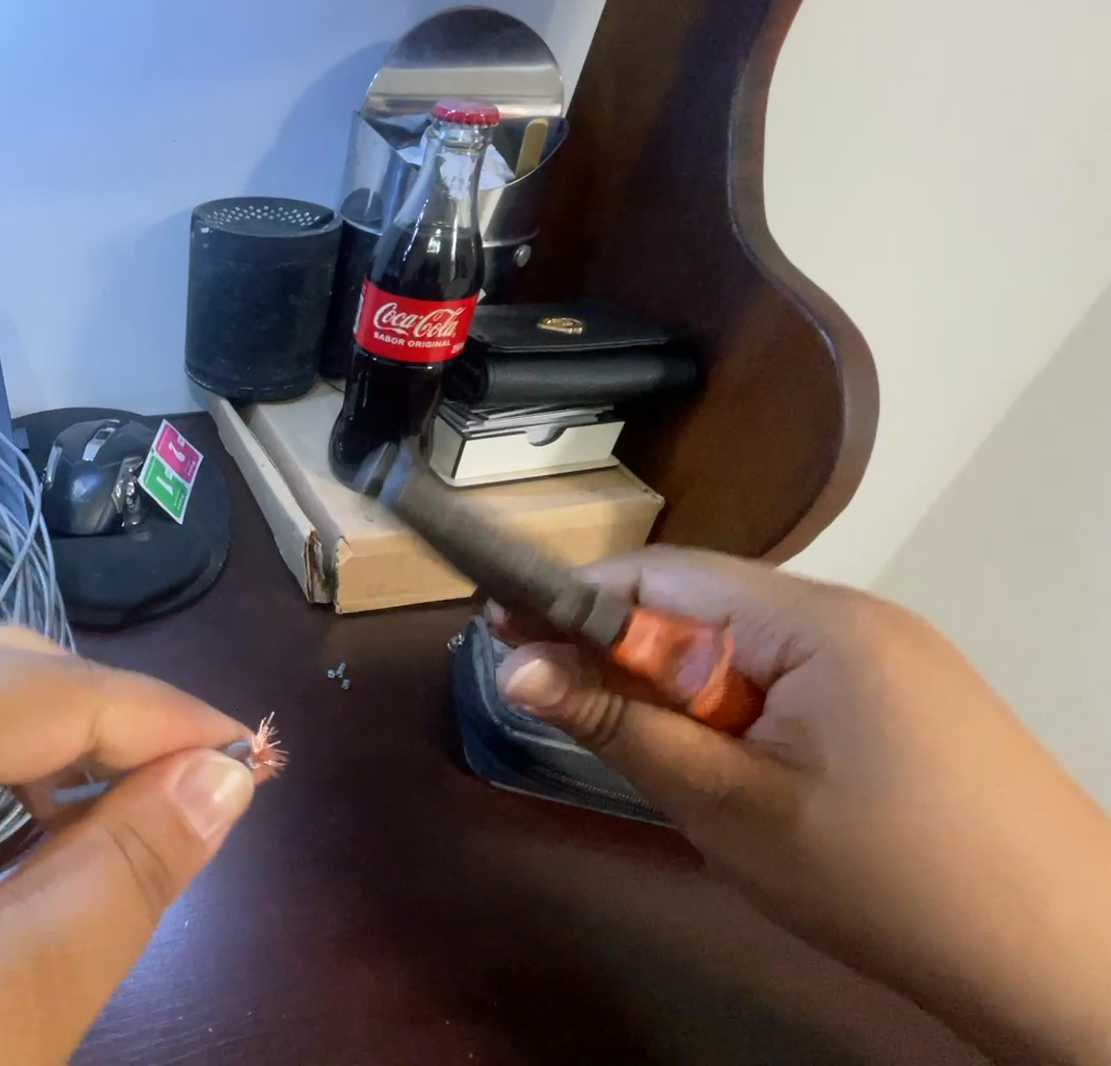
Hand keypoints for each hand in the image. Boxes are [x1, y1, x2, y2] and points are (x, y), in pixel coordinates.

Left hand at [0, 627, 258, 1065]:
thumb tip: (228, 778)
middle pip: (10, 675)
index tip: (258, 759)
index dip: (169, 719)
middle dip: (112, 728)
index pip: (56, 687)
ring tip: (123, 829)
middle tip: (197, 799)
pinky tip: (24, 848)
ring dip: (56, 758)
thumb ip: (122, 877)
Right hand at [492, 547, 1110, 1064]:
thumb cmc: (892, 884)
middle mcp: (847, 617)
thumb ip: (616, 723)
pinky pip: (766, 673)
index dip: (571, 598)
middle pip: (690, 604)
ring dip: (660, 680)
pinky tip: (698, 750)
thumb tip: (509, 667)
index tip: (503, 630)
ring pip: (724, 642)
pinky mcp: (886, 697)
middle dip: (611, 645)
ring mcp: (875, 657)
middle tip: (544, 689)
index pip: (659, 574)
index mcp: (817, 623)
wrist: (1083, 981)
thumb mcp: (726, 803)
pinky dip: (711, 703)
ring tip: (618, 730)